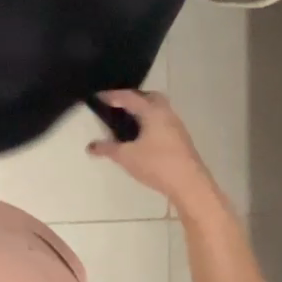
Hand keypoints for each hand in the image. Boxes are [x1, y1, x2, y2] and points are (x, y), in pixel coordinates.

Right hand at [86, 90, 220, 216]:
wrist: (190, 185)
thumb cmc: (157, 164)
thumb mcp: (126, 157)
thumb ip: (107, 149)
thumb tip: (90, 146)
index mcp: (152, 112)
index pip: (129, 97)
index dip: (112, 96)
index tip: (98, 96)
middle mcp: (166, 114)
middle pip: (150, 97)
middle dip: (133, 98)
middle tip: (118, 104)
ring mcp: (177, 126)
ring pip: (159, 109)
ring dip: (144, 110)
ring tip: (128, 120)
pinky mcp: (181, 140)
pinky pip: (163, 121)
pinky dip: (151, 121)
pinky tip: (143, 136)